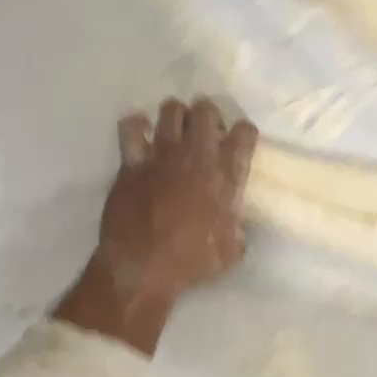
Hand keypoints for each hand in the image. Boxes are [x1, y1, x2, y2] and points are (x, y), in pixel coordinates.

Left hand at [97, 97, 258, 302]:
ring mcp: (162, 155)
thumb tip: (236, 222)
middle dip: (207, 117)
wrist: (144, 267)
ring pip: (171, 109)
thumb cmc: (191, 263)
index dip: (242, 134)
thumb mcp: (231, 251)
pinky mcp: (132, 161)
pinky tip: (141, 136)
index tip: (237, 145)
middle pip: (206, 110)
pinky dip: (137, 126)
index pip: (244, 133)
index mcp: (226, 177)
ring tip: (174, 134)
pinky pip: (132, 126)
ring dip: (176, 118)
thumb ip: (237, 227)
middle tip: (204, 135)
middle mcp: (197, 157)